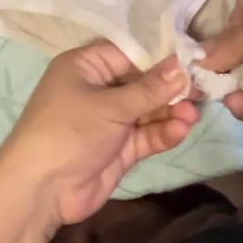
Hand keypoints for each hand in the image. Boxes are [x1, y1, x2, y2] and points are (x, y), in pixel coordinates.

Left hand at [0, 41, 201, 228]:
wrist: (40, 189)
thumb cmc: (69, 132)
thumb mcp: (111, 106)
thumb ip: (150, 89)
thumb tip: (183, 67)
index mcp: (86, 66)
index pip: (130, 53)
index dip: (161, 57)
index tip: (193, 60)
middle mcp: (98, 89)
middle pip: (143, 82)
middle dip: (171, 89)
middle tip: (201, 91)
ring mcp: (109, 121)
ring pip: (148, 111)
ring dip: (171, 112)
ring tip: (193, 115)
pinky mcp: (119, 148)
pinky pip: (146, 135)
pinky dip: (163, 132)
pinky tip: (181, 131)